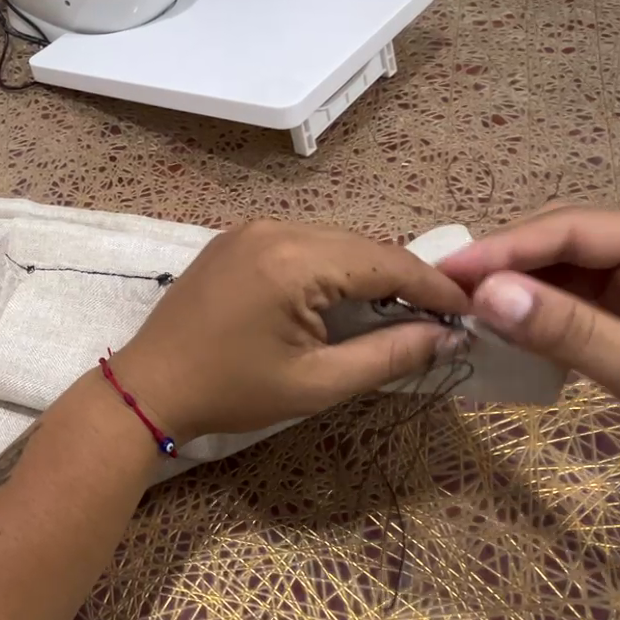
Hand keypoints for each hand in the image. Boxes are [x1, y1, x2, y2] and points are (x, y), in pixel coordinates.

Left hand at [110, 221, 468, 439]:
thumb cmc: (231, 391)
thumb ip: (388, 356)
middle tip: (436, 317)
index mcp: (294, 260)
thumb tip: (446, 336)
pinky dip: (328, 266)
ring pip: (331, 241)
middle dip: (401, 279)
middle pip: (360, 246)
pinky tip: (339, 297)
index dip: (434, 286)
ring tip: (394, 311)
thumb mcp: (316, 383)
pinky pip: (299, 243)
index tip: (469, 311)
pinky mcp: (234, 239)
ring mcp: (249, 229)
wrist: (150, 386)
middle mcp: (273, 229)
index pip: (386, 262)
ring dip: (365, 271)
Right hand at [437, 208, 619, 530]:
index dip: (507, 247)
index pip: (579, 229)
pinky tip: (501, 337)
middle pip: (567, 247)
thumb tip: (484, 293)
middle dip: (506, 267)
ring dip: (517, 296)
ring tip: (460, 314)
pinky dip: (536, 324)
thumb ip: (573, 332)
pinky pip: (575, 315)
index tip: (444, 272)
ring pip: (567, 281)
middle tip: (442, 293)